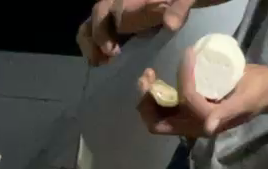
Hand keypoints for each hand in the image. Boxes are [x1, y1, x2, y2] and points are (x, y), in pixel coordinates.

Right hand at [77, 0, 200, 65]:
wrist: (178, 2)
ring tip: (105, 63)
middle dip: (92, 45)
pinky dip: (99, 53)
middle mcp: (114, 7)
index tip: (113, 52)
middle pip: (88, 24)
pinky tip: (110, 61)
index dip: (101, 33)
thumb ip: (179, 6)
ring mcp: (112, 20)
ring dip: (93, 51)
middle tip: (106, 61)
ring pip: (88, 33)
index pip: (101, 12)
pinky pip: (97, 41)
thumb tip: (171, 24)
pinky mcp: (114, 31)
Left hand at [138, 49, 267, 137]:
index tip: (187, 55)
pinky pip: (164, 106)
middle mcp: (190, 125)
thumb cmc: (257, 94)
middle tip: (146, 77)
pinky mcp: (187, 109)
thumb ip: (226, 113)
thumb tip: (209, 127)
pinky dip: (156, 94)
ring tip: (148, 75)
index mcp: (201, 125)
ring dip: (148, 96)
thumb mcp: (243, 101)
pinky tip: (156, 78)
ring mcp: (187, 117)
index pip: (184, 102)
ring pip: (157, 114)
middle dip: (147, 101)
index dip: (183, 79)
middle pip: (157, 121)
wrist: (265, 91)